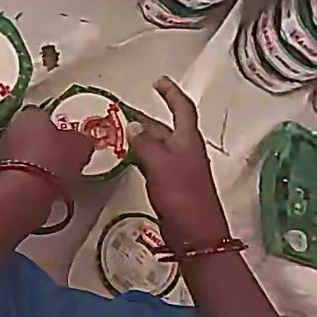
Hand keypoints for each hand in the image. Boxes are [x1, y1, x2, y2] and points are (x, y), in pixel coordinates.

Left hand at [0, 106, 94, 190]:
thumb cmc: (55, 158)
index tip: (69, 139)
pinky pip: (22, 170)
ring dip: (38, 161)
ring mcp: (4, 151)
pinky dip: (32, 175)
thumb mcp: (81, 145)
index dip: (59, 127)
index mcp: (31, 114)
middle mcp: (12, 128)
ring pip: (26, 152)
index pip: (45, 115)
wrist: (28, 190)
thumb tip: (83, 140)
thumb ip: (82, 139)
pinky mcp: (2, 173)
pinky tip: (45, 185)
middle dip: (47, 143)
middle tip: (64, 156)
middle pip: (33, 133)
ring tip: (56, 174)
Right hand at [130, 77, 231, 247]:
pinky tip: (129, 159)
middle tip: (124, 112)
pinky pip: (155, 163)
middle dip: (148, 119)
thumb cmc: (182, 196)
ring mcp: (179, 169)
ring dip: (142, 138)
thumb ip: (145, 144)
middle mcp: (186, 151)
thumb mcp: (160, 165)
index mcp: (188, 141)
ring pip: (159, 146)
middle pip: (167, 128)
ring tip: (120, 133)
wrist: (195, 234)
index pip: (182, 109)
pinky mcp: (172, 186)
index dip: (171, 94)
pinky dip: (142, 156)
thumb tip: (133, 125)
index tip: (159, 82)